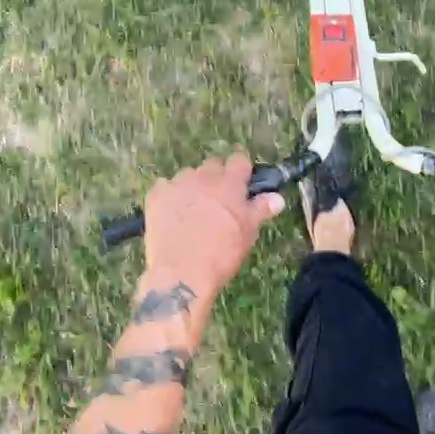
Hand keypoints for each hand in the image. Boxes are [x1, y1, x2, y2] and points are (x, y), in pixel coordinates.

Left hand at [142, 152, 284, 298]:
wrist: (182, 273)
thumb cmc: (222, 254)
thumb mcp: (248, 233)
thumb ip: (261, 209)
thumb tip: (278, 198)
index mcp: (230, 183)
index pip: (239, 159)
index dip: (241, 169)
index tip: (241, 181)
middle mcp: (204, 176)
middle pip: (213, 164)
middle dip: (217, 177)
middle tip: (218, 200)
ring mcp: (178, 183)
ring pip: (189, 175)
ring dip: (193, 185)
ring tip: (193, 209)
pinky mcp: (156, 195)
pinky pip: (165, 186)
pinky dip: (170, 195)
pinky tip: (172, 214)